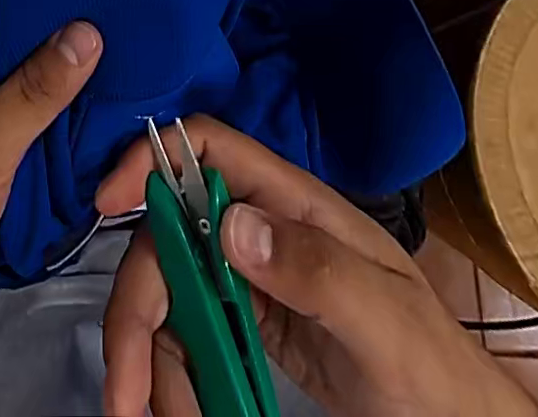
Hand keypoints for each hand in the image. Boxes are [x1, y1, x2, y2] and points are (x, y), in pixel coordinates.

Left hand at [0, 2, 103, 416]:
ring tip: (140, 70)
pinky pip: (35, 125)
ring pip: (35, 88)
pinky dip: (66, 124)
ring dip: (75, 90)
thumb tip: (89, 29)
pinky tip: (112, 116)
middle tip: (141, 37)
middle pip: (24, 47)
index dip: (57, 1)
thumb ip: (34, 90)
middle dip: (74, 49)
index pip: (5, 8)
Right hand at [94, 117, 537, 416]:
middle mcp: (259, 227)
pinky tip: (179, 414)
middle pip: (169, 235)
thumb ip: (315, 268)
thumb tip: (229, 222)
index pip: (208, 147)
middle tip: (127, 390)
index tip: (106, 204)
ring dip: (149, 356)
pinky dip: (169, 375)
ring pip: (167, 290)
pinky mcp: (240, 318)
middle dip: (138, 305)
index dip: (151, 157)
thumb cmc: (431, 369)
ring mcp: (246, 273)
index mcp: (292, 203)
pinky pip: (183, 332)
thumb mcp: (384, 322)